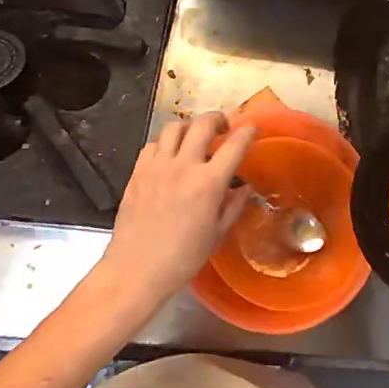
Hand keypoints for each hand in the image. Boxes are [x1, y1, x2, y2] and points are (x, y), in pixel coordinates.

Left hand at [90, 112, 255, 316]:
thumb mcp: (216, 235)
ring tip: (194, 136)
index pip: (233, 146)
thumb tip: (245, 188)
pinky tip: (169, 154)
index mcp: (208, 183)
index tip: (251, 128)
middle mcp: (183, 166)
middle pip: (202, 125)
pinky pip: (153, 144)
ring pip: (174, 127)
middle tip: (223, 126)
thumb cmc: (182, 259)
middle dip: (217, 119)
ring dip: (189, 126)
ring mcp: (157, 166)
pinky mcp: (137, 171)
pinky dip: (165, 142)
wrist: (136, 268)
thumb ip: (233, 206)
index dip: (246, 133)